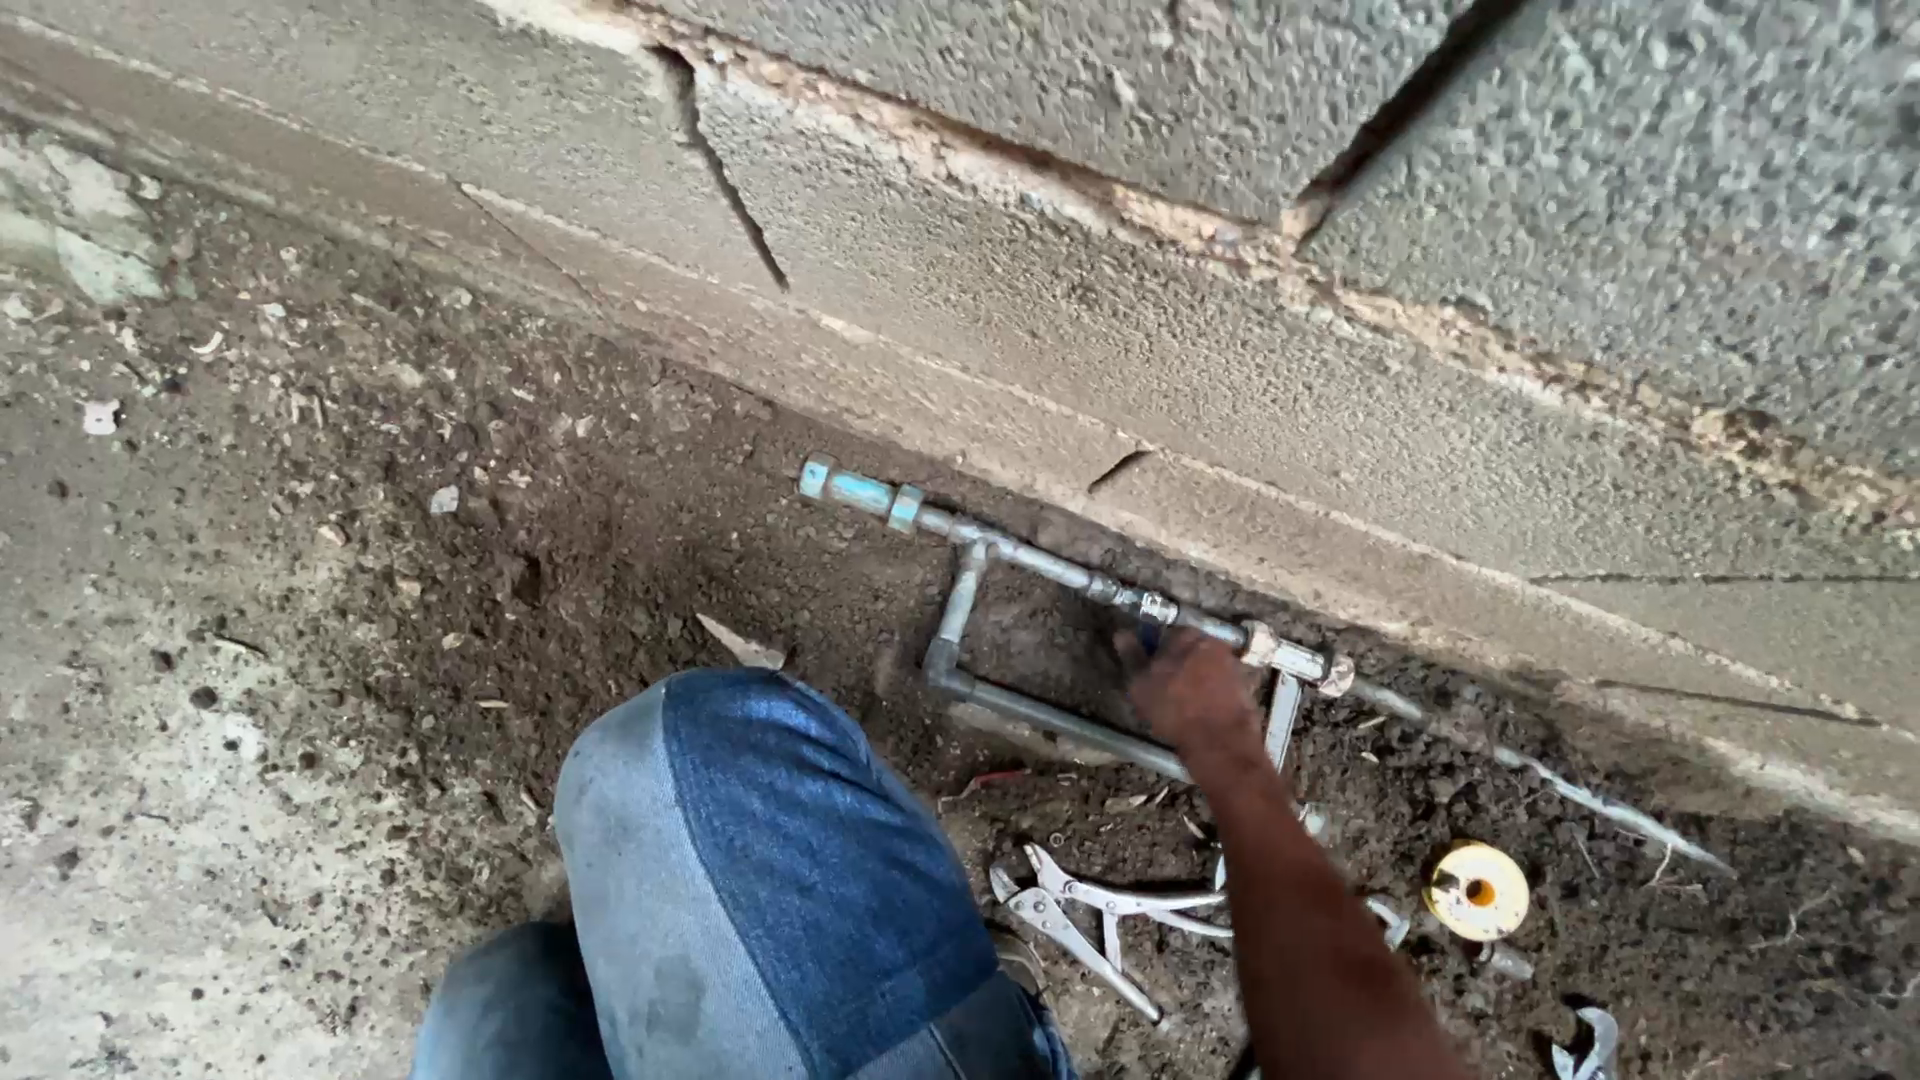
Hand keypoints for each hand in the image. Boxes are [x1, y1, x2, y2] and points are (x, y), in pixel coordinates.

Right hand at [1116, 627, 1265, 768]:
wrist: (1220, 740)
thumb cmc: (1173, 707)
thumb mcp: (1139, 683)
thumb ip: (1131, 655)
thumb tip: (1121, 632)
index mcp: (1186, 634)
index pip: (1166, 634)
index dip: (1156, 653)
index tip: (1150, 673)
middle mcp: (1213, 642)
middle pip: (1188, 650)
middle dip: (1178, 665)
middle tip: (1164, 690)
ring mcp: (1233, 664)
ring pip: (1205, 668)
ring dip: (1195, 680)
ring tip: (1183, 706)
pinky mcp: (1245, 688)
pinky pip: (1220, 685)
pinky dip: (1211, 694)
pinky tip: (1201, 713)